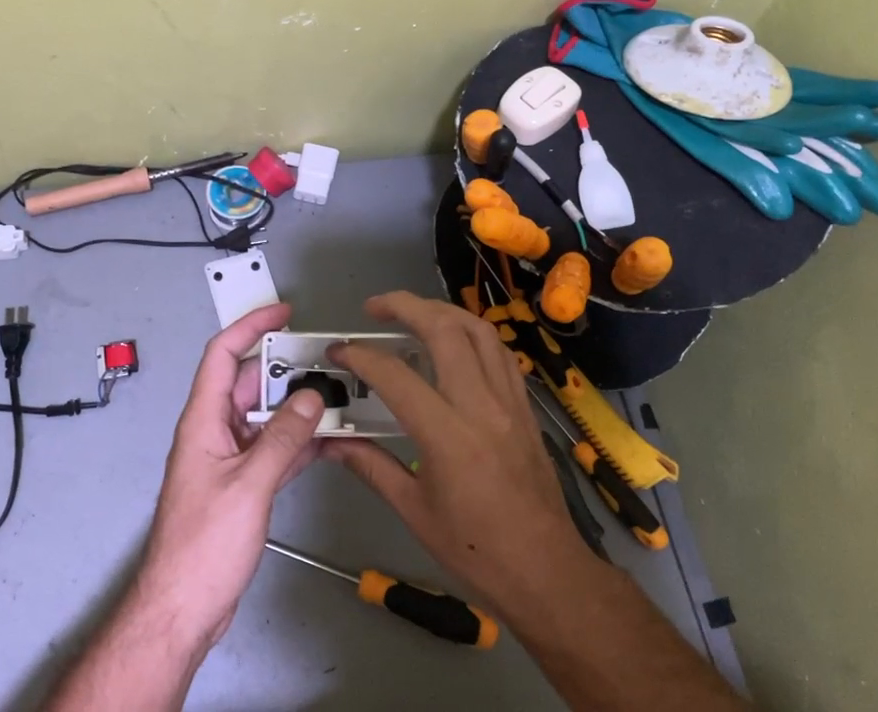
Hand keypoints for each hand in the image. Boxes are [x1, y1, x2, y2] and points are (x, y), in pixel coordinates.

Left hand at [132, 303, 323, 649]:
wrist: (183, 606)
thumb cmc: (203, 546)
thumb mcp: (249, 486)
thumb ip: (283, 439)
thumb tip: (312, 398)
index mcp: (202, 422)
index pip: (222, 356)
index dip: (250, 328)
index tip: (282, 312)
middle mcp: (213, 433)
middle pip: (248, 385)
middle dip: (284, 369)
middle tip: (325, 360)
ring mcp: (227, 460)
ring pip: (265, 418)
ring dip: (297, 408)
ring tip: (336, 397)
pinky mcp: (241, 485)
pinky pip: (272, 450)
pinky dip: (298, 443)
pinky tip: (328, 441)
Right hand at [322, 292, 589, 620]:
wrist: (545, 570)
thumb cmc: (475, 549)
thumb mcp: (414, 511)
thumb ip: (371, 466)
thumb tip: (331, 442)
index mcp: (447, 435)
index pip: (395, 375)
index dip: (359, 356)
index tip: (337, 352)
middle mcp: (481, 405)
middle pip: (444, 329)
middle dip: (404, 306)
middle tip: (373, 308)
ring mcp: (510, 402)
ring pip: (479, 331)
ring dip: (442, 310)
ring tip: (412, 312)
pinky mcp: (526, 408)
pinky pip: (500, 353)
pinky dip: (473, 334)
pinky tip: (454, 342)